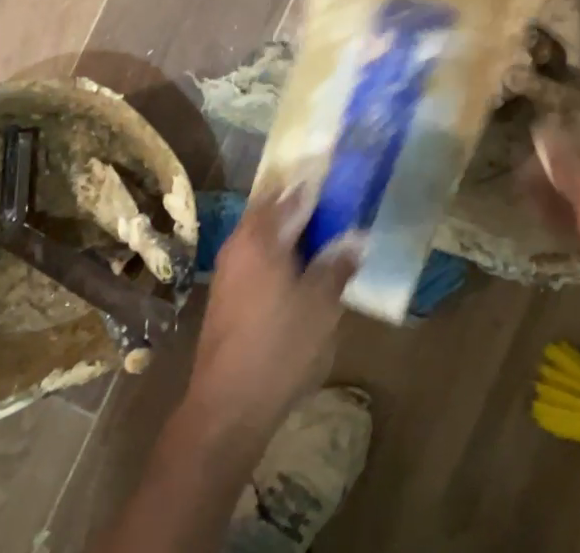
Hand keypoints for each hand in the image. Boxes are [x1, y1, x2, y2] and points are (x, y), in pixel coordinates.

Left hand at [185, 187, 363, 442]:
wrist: (229, 402)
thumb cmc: (281, 347)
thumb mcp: (321, 305)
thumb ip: (336, 265)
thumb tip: (354, 239)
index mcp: (260, 236)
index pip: (293, 194)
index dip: (319, 185)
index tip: (344, 178)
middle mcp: (238, 243)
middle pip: (273, 210)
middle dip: (304, 206)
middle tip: (339, 208)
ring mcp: (227, 269)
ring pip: (263, 235)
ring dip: (291, 232)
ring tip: (327, 239)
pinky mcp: (226, 293)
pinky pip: (256, 257)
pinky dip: (279, 253)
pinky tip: (302, 272)